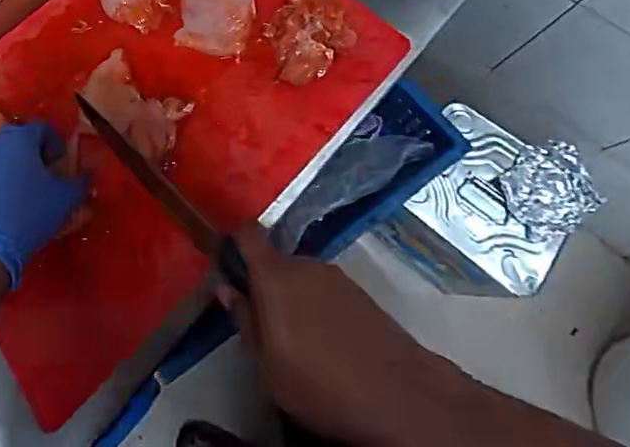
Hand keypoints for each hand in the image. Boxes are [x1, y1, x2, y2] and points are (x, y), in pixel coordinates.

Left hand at [0, 122, 87, 286]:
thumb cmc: (28, 215)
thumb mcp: (63, 200)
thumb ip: (79, 182)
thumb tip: (88, 174)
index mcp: (21, 138)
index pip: (43, 128)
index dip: (55, 145)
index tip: (59, 166)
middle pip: (18, 139)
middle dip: (31, 155)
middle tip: (40, 178)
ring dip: (9, 166)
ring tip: (17, 192)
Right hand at [222, 227, 610, 446]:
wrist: (403, 396)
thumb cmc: (322, 385)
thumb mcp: (269, 368)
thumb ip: (245, 322)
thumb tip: (227, 289)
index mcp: (275, 276)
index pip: (247, 234)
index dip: (234, 242)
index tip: (226, 263)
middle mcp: (303, 264)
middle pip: (273, 262)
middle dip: (264, 285)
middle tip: (263, 324)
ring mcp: (334, 275)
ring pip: (299, 278)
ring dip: (292, 298)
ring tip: (297, 341)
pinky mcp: (358, 292)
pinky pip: (323, 290)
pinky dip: (317, 308)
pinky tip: (325, 344)